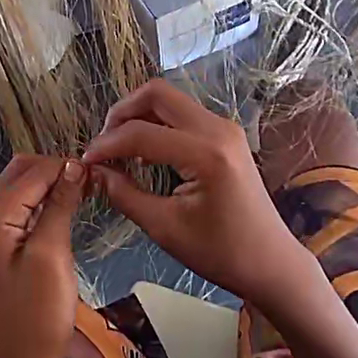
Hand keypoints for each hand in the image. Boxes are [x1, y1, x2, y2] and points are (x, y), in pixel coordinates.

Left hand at [0, 156, 87, 357]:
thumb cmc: (38, 311)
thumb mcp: (52, 253)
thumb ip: (60, 204)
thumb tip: (74, 165)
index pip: (32, 172)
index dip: (65, 166)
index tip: (100, 168)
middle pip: (21, 172)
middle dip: (55, 169)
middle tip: (92, 178)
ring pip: (22, 186)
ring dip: (52, 183)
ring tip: (86, 188)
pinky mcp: (1, 242)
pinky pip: (23, 206)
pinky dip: (45, 201)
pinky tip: (68, 206)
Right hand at [83, 79, 326, 313]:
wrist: (271, 263)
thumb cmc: (221, 253)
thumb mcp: (164, 228)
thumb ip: (124, 194)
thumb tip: (93, 172)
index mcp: (205, 153)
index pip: (140, 133)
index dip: (106, 145)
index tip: (86, 163)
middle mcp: (217, 129)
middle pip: (156, 94)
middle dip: (122, 113)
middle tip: (104, 145)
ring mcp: (225, 128)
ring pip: (169, 100)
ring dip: (139, 117)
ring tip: (120, 150)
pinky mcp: (226, 135)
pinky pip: (183, 115)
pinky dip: (157, 125)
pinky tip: (145, 153)